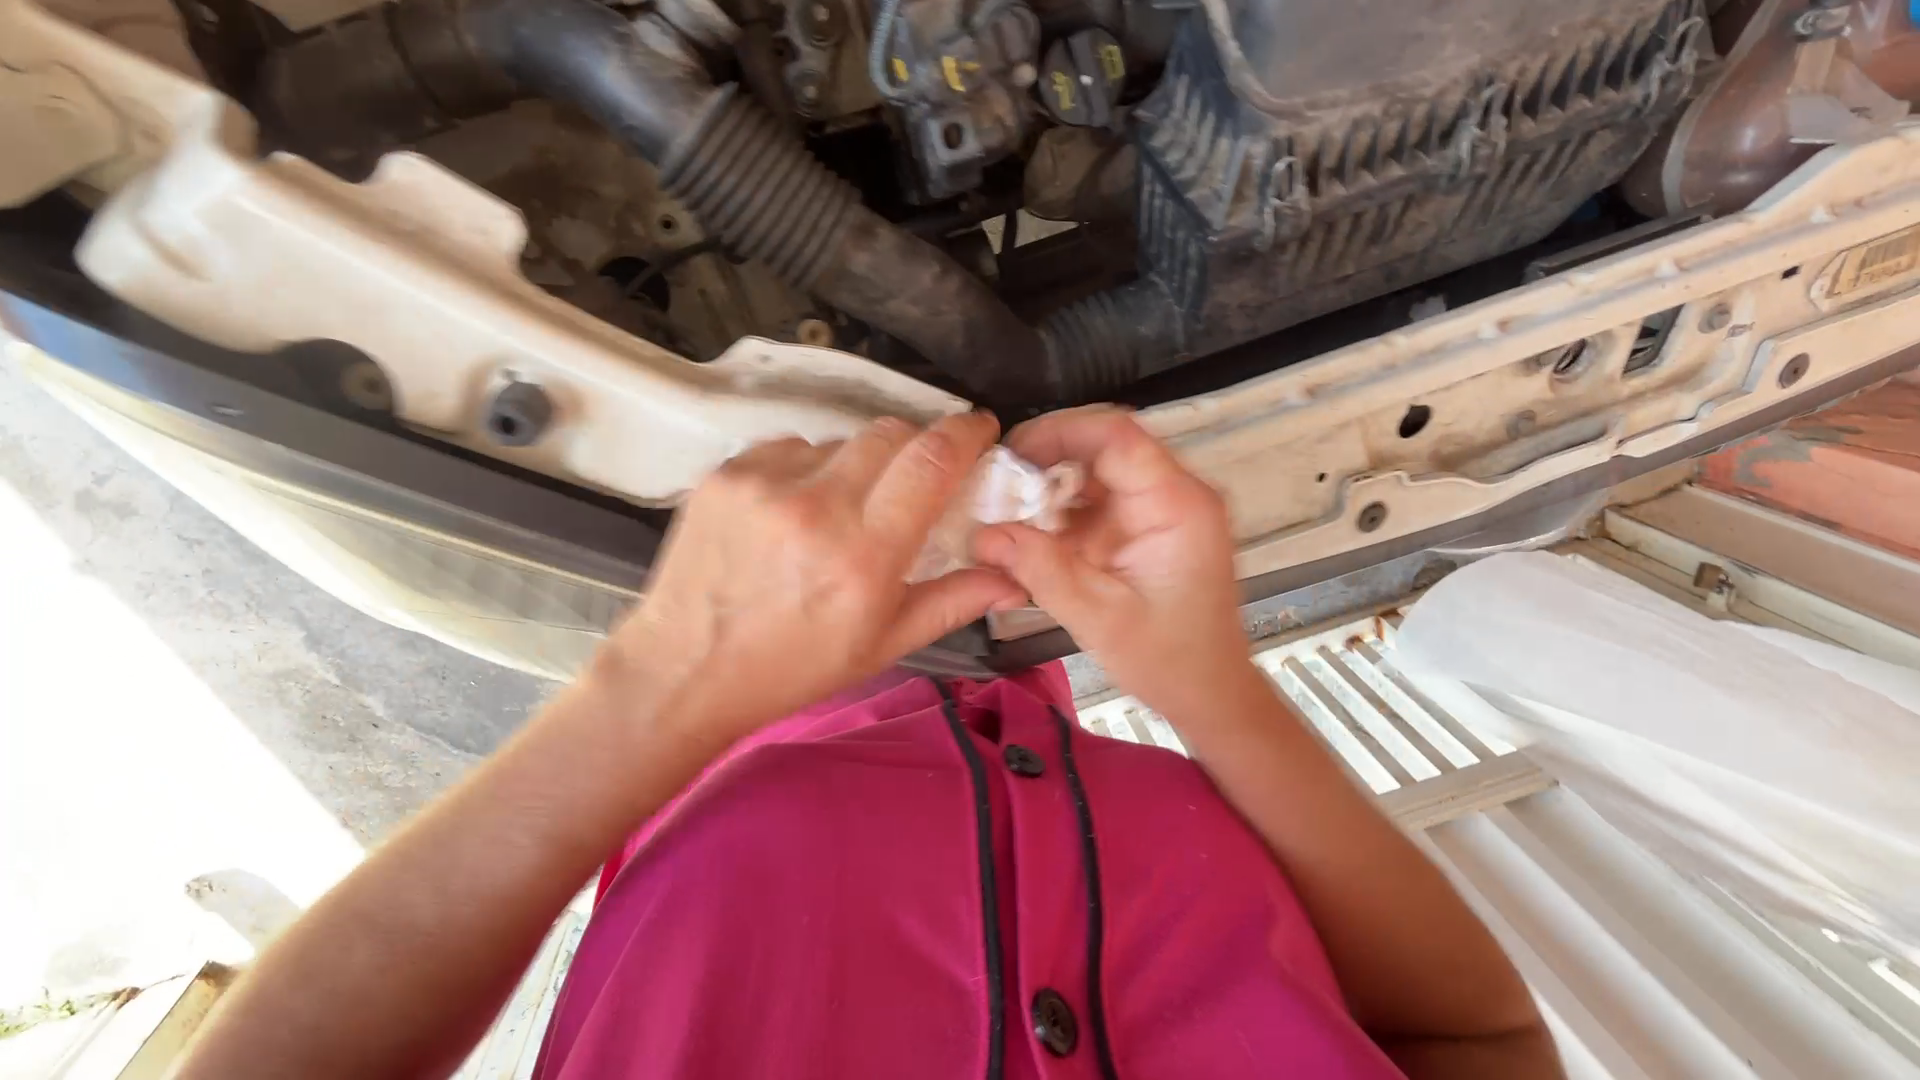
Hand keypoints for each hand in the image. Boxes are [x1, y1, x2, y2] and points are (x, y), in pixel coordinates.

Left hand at [604, 412, 1019, 740]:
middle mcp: (818, 506)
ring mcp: (765, 483)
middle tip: (915, 477)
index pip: (932, 460)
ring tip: (840, 509)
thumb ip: (955, 600)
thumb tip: (1015, 576)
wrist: (685, 671)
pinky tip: (793, 510)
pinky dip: (806, 470)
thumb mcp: (884, 644)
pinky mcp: (726, 473)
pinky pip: (790, 448)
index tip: (980, 430)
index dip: (966, 433)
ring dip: (857, 464)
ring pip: (840, 441)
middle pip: (891, 432)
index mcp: (866, 554)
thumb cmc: (794, 667)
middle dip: (917, 445)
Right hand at [972, 406, 1258, 714]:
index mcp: (1177, 504)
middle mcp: (1176, 491)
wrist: (1210, 692)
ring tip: (1006, 511)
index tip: (1009, 457)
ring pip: (1097, 469)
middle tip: (997, 487)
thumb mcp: (1098, 618)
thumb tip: (982, 534)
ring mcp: (1163, 506)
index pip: (1117, 436)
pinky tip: (1034, 534)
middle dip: (1046, 460)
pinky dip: (1063, 511)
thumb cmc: (1168, 660)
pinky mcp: (1148, 523)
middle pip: (1104, 446)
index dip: (1058, 433)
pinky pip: (1100, 498)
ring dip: (1050, 486)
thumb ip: (1040, 570)